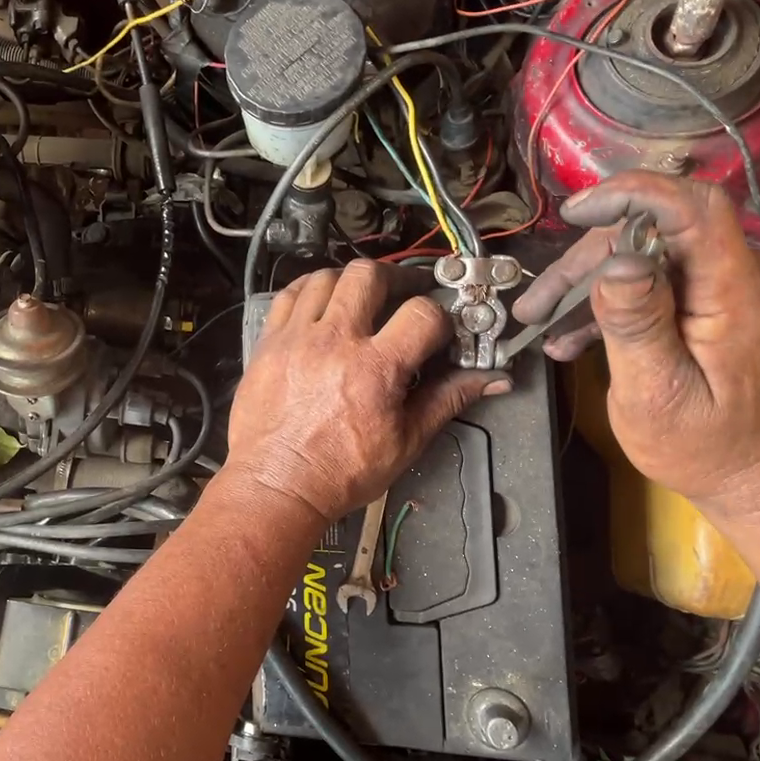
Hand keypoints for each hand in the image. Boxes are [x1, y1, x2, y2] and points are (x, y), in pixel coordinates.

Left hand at [227, 260, 508, 522]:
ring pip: (325, 278)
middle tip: (402, 292)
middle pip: (368, 275)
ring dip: (350, 281)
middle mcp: (334, 343)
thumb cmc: (341, 472)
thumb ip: (447, 400)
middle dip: (394, 277)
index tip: (437, 329)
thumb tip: (491, 379)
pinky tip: (321, 303)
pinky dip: (308, 290)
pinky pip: (287, 296)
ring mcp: (296, 339)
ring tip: (361, 297)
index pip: (422, 313)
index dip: (439, 315)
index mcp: (375, 369)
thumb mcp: (405, 441)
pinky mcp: (268, 343)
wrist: (276, 485)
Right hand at [509, 171, 759, 518]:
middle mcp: (737, 276)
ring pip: (644, 257)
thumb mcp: (658, 392)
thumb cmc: (709, 447)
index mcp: (733, 293)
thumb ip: (638, 324)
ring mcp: (725, 289)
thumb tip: (618, 262)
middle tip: (536, 304)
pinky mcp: (711, 304)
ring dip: (586, 286)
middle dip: (585, 260)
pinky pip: (652, 283)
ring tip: (541, 323)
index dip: (632, 194)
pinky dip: (607, 304)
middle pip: (652, 233)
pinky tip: (571, 337)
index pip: (692, 208)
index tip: (574, 211)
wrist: (759, 481)